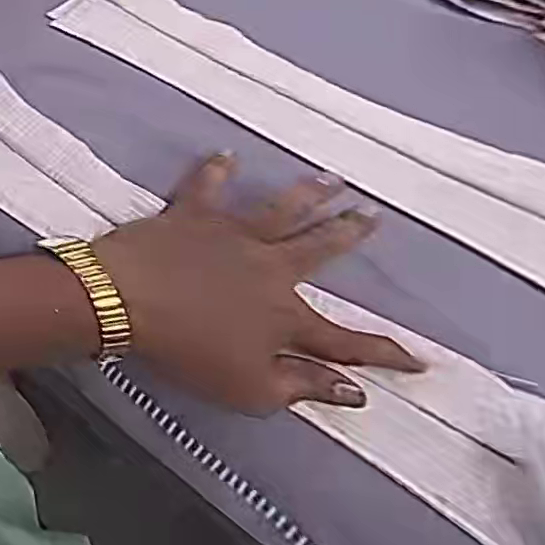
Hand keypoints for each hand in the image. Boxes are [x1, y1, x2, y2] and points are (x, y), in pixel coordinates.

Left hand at [93, 153, 423, 413]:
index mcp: (283, 316)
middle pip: (318, 249)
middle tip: (372, 215)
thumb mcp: (247, 389)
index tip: (419, 361)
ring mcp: (229, 235)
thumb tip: (353, 391)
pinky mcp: (191, 215)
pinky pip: (207, 187)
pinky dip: (217, 170)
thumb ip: (301, 387)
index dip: (382, 353)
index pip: (344, 342)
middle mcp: (267, 268)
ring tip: (331, 178)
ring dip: (307, 193)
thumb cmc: (183, 348)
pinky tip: (227, 154)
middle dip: (348, 234)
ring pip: (278, 210)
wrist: (125, 299)